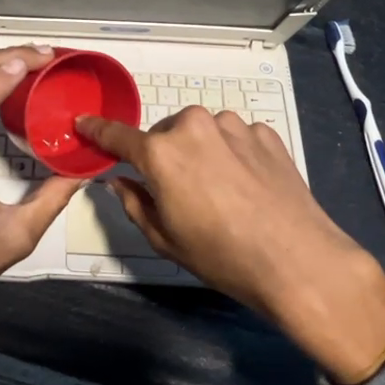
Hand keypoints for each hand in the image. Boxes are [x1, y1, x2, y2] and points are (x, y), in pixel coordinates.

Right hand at [77, 109, 384, 384]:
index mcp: (161, 153)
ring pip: (202, 133)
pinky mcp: (265, 133)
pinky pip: (235, 138)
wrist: (299, 260)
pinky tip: (248, 187)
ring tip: (221, 193)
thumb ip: (134, 203)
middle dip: (165, 155)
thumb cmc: (222, 256)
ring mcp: (234, 126)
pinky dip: (232, 155)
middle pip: (165, 134)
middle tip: (180, 193)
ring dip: (201, 152)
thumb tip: (122, 181)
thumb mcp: (165, 239)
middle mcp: (194, 127)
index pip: (117, 135)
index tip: (84, 123)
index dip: (98, 130)